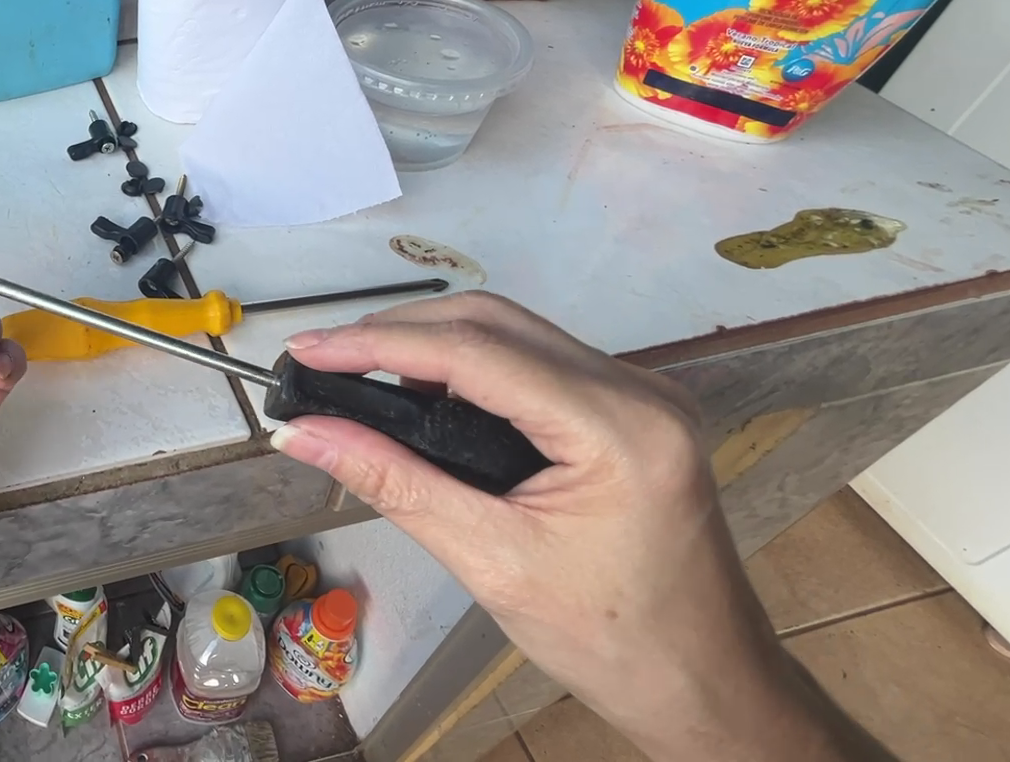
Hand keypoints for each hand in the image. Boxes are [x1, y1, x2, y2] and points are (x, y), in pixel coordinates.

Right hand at [269, 292, 891, 761]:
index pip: (474, 354)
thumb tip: (299, 433)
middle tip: (321, 356)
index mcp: (618, 427)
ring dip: (423, 338)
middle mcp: (634, 387)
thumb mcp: (486, 559)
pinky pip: (523, 355)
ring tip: (355, 368)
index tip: (304, 349)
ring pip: (505, 329)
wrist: (710, 689)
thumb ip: (390, 481)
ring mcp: (633, 390)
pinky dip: (457, 360)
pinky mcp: (619, 403)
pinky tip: (416, 386)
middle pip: (490, 321)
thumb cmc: (606, 639)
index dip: (377, 344)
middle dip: (396, 330)